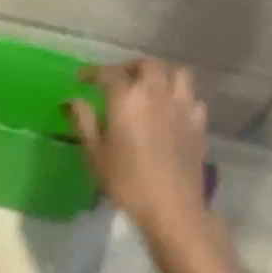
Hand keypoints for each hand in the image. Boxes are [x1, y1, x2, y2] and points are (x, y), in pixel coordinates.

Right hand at [68, 58, 209, 235]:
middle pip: (147, 65)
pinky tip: (170, 110)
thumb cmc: (126, 182)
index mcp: (127, 99)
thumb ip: (83, 121)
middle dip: (129, 67)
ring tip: (148, 87)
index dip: (92, 72)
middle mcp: (157, 94)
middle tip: (117, 79)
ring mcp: (182, 106)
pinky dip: (179, 97)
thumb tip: (72, 101)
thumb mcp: (96, 153)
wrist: (172, 207)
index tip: (81, 78)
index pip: (108, 73)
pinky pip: (191, 98)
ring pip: (176, 74)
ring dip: (160, 75)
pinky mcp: (199, 123)